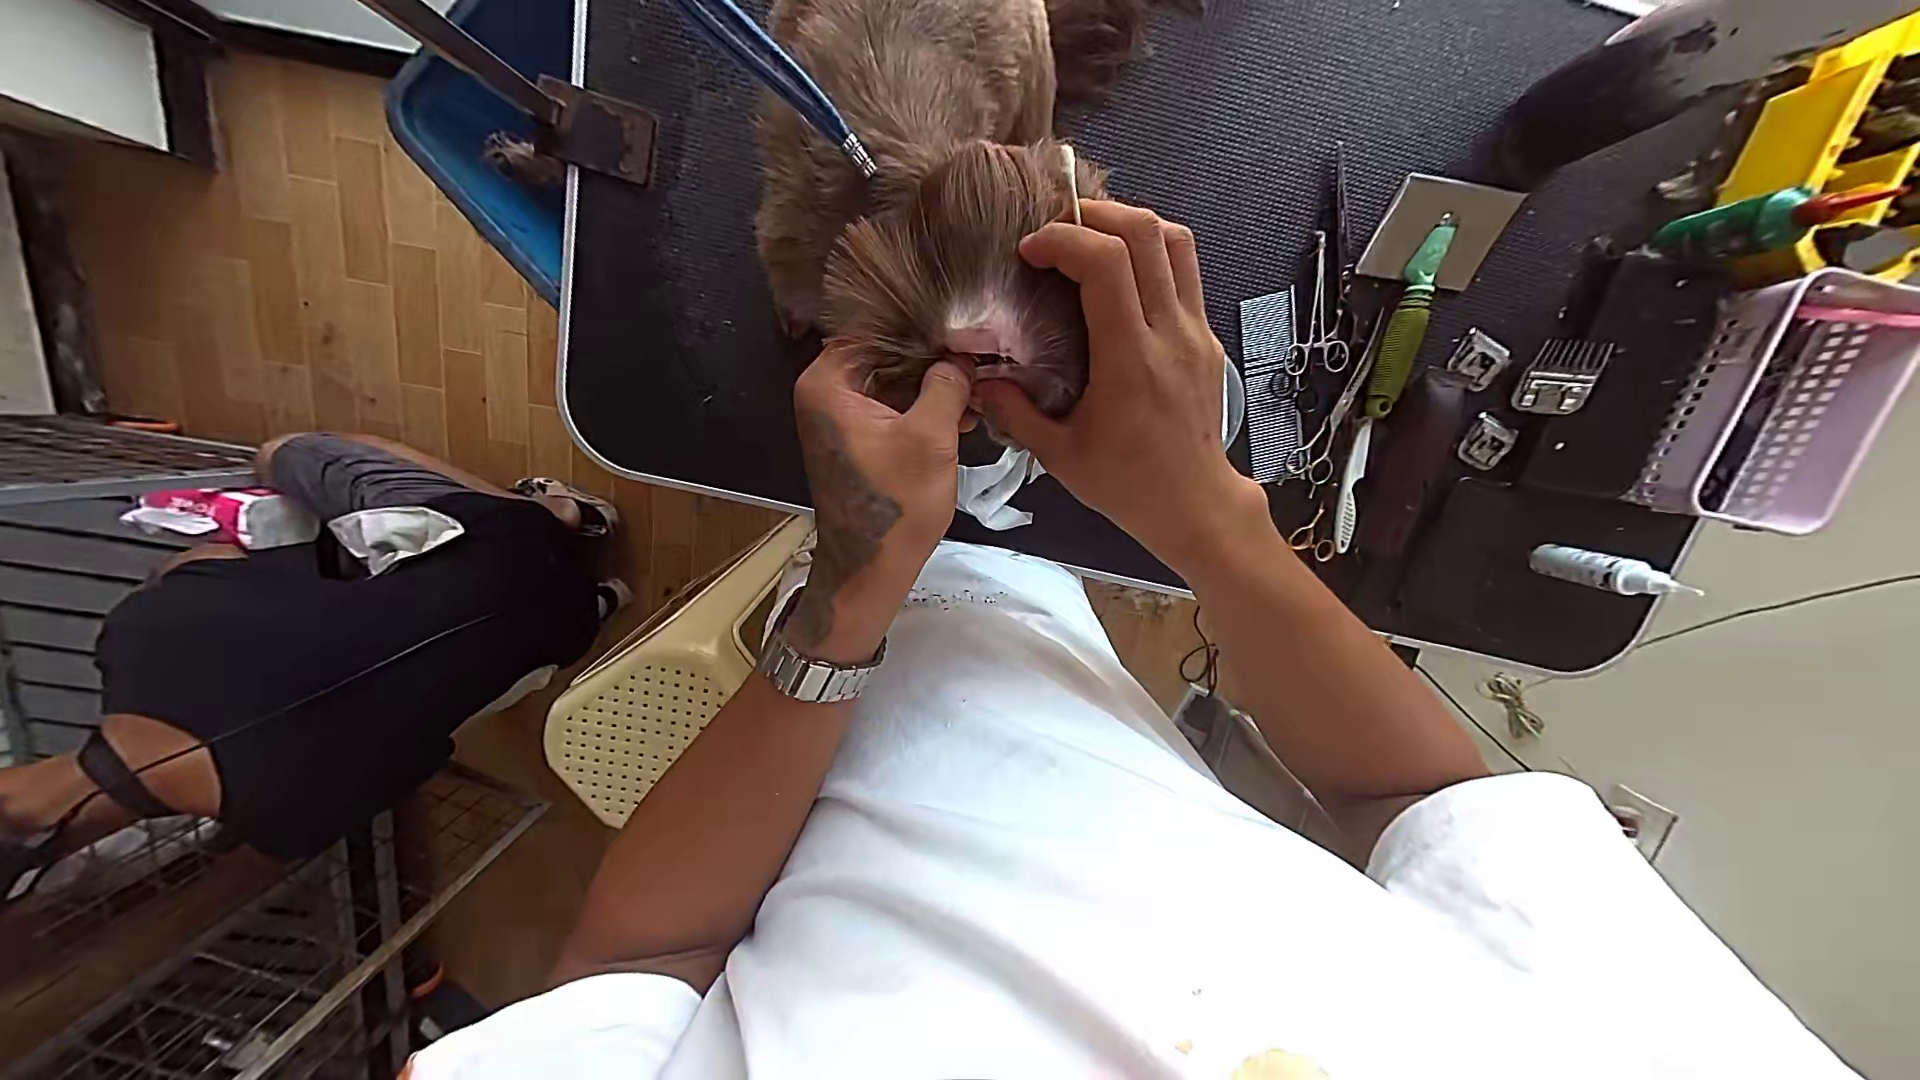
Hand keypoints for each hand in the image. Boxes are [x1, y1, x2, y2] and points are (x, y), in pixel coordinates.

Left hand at [788, 342, 972, 662]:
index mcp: (828, 383)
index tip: (962, 330)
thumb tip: (959, 358)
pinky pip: (889, 409)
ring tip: (974, 392)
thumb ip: (946, 385)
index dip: (922, 329)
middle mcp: (824, 394)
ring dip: (930, 388)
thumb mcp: (930, 437)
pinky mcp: (855, 440)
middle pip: (883, 355)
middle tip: (975, 358)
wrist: (872, 566)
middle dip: (930, 360)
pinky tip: (958, 415)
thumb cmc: (895, 504)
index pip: (876, 329)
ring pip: (890, 384)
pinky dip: (919, 410)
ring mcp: (838, 419)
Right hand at [973, 202, 1266, 574]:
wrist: (1194, 504)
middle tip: (1058, 230)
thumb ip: (1016, 413)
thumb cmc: (1128, 485)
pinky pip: (1185, 273)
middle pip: (1146, 233)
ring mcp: (1195, 333)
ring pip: (1176, 243)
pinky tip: (1120, 280)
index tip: (1032, 252)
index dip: (1064, 240)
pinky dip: (1151, 255)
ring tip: (1092, 240)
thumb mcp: (1060, 456)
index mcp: (1130, 360)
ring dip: (1131, 226)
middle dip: (1097, 214)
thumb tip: (980, 382)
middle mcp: (1170, 335)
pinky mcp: (1205, 341)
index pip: (1106, 264)